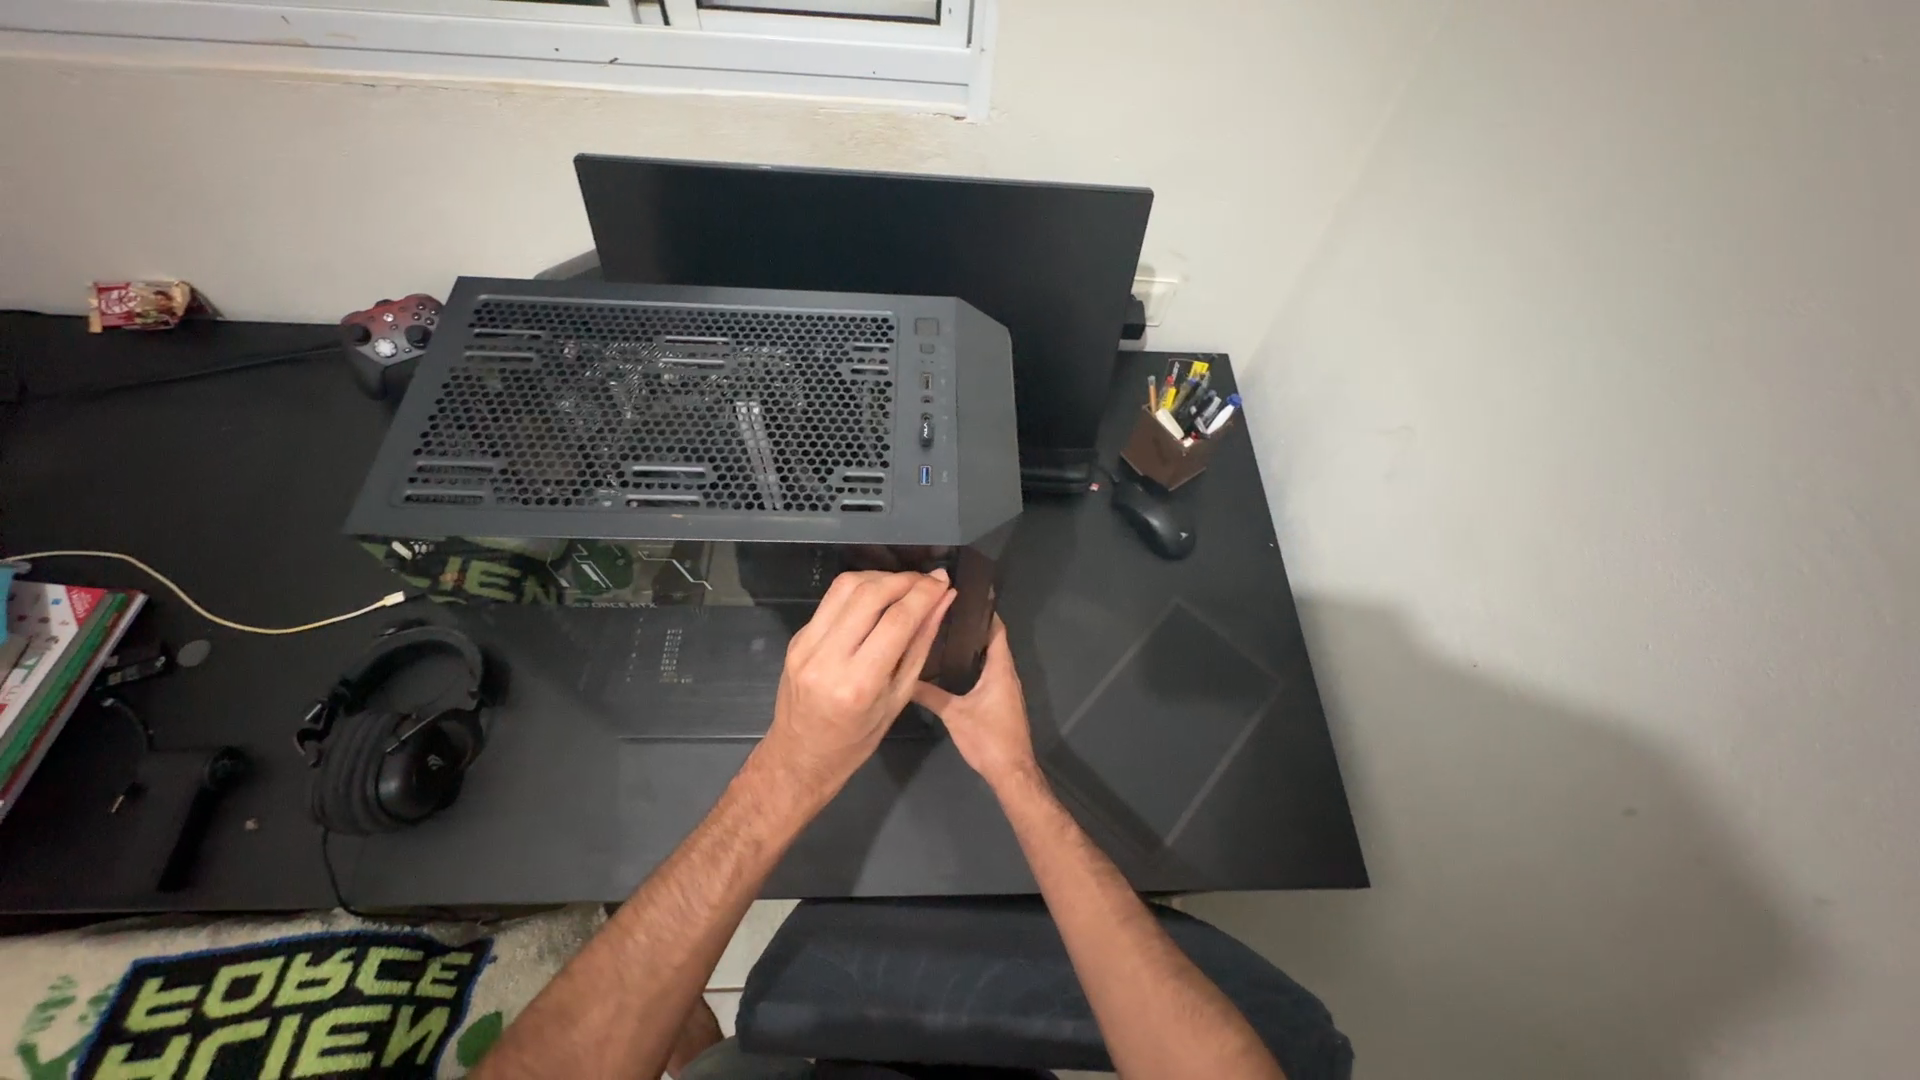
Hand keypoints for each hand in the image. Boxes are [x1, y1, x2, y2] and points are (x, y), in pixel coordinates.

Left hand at [764, 569, 955, 789]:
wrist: (800, 756)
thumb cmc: (857, 740)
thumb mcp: (898, 698)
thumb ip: (920, 645)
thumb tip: (942, 602)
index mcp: (859, 684)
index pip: (897, 621)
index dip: (924, 594)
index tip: (943, 581)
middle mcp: (827, 659)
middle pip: (869, 594)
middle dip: (904, 580)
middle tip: (927, 580)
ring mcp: (806, 645)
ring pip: (845, 587)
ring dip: (880, 577)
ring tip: (904, 585)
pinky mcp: (797, 638)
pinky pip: (831, 600)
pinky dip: (859, 591)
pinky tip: (877, 598)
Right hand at [912, 617, 1036, 788]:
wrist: (1011, 771)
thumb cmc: (987, 737)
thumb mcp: (953, 714)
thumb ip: (930, 695)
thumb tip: (905, 679)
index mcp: (1000, 669)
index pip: (997, 630)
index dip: (985, 612)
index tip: (966, 598)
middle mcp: (1009, 674)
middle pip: (994, 643)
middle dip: (974, 628)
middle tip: (947, 616)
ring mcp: (1009, 690)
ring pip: (993, 660)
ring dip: (975, 648)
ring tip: (947, 638)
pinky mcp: (1005, 703)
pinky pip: (992, 675)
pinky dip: (977, 666)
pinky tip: (956, 670)